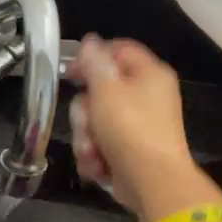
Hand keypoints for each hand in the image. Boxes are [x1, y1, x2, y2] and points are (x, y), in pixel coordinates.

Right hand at [65, 36, 218, 220]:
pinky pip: (100, 143)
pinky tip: (99, 164)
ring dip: (86, 138)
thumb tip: (90, 40)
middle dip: (84, 112)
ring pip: (95, 121)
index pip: (118, 49)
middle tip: (86, 122)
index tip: (69, 72)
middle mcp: (146, 96)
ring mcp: (138, 124)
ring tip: (93, 151)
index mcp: (148, 74)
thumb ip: (95, 63)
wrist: (151, 181)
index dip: (91, 57)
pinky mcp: (129, 148)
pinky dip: (95, 155)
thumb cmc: (130, 130)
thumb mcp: (106, 90)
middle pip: (99, 91)